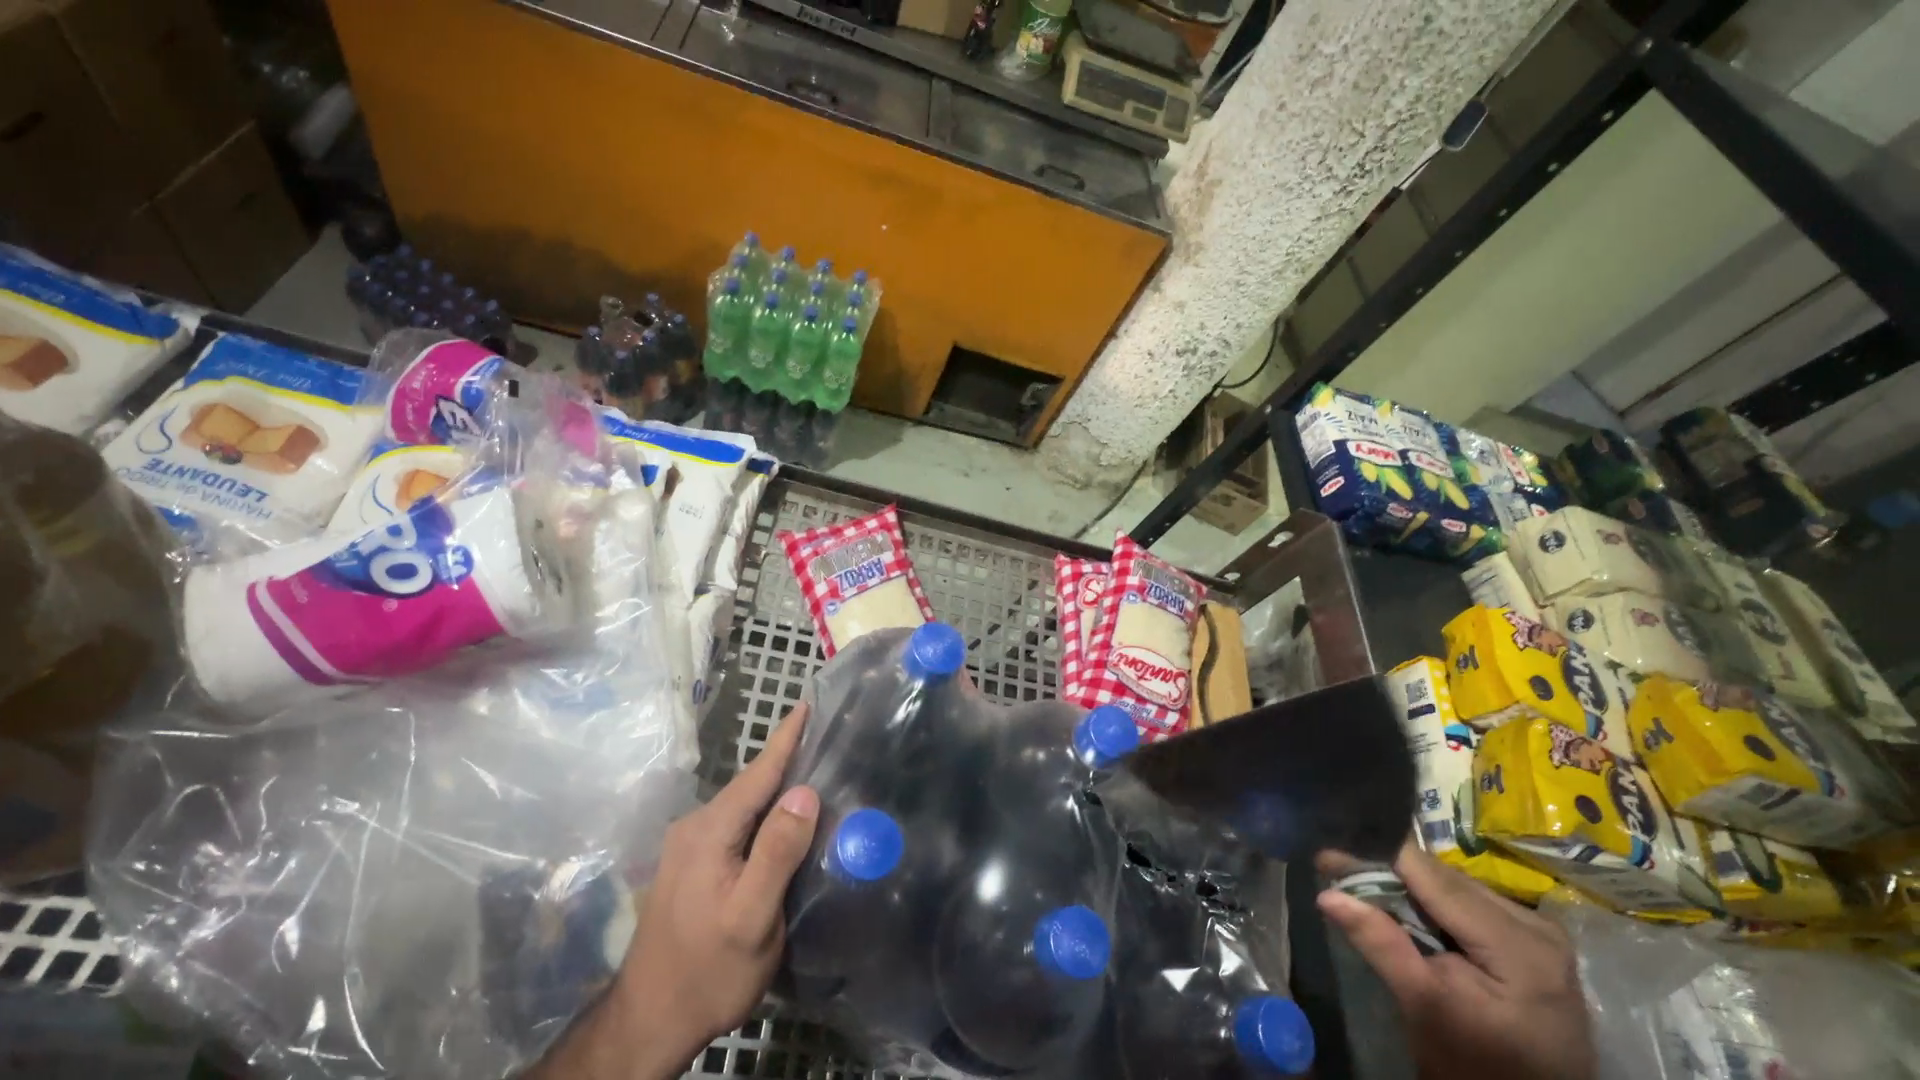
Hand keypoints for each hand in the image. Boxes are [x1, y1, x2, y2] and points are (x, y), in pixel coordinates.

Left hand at [534, 705, 820, 1079]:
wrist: (651, 1021)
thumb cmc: (708, 971)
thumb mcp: (751, 917)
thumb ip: (776, 853)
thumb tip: (804, 792)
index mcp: (709, 833)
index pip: (757, 774)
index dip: (786, 740)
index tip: (808, 703)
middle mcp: (695, 830)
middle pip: (751, 787)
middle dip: (788, 760)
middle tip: (830, 740)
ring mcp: (690, 850)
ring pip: (744, 808)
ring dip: (778, 791)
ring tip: (818, 775)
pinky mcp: (692, 869)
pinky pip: (737, 828)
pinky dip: (765, 817)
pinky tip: (785, 825)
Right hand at [1315, 845, 1593, 1079]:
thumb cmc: (1478, 1066)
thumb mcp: (1425, 1008)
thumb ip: (1381, 944)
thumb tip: (1328, 895)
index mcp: (1518, 944)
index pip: (1436, 878)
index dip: (1378, 858)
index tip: (1328, 855)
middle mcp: (1537, 925)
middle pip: (1448, 880)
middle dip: (1390, 873)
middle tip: (1335, 871)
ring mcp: (1542, 931)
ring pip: (1458, 889)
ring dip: (1409, 888)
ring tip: (1362, 889)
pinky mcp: (1536, 940)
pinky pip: (1473, 905)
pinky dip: (1434, 905)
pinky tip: (1406, 913)